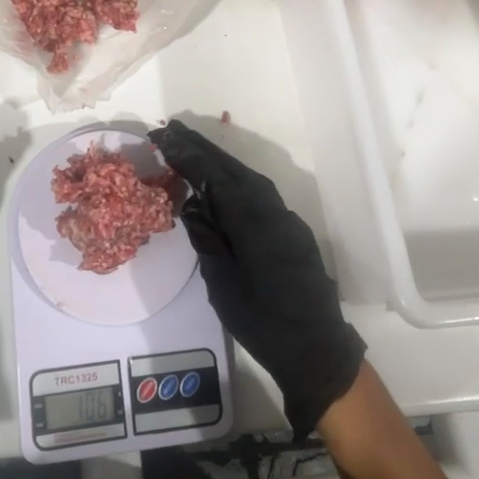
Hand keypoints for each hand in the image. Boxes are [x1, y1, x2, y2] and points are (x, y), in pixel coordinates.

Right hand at [151, 120, 365, 439]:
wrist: (317, 349)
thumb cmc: (262, 320)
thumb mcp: (221, 282)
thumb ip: (206, 237)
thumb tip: (194, 203)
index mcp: (253, 218)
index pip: (214, 174)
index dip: (186, 154)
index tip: (162, 135)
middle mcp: (272, 208)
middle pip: (232, 168)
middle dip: (201, 148)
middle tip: (172, 129)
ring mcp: (286, 218)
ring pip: (248, 178)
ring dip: (218, 162)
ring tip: (189, 149)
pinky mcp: (291, 230)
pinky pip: (258, 194)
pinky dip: (235, 181)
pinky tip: (219, 184)